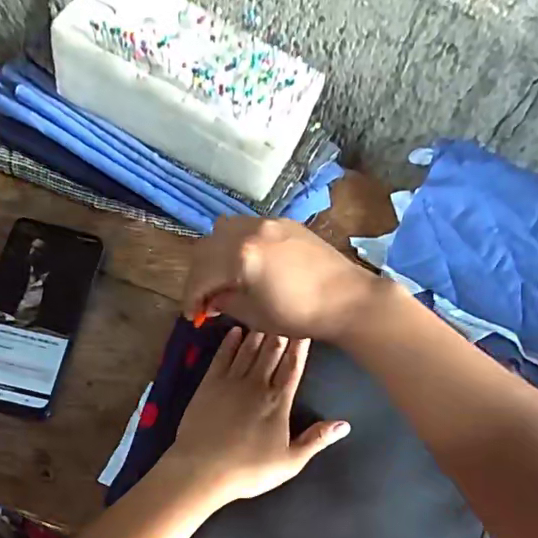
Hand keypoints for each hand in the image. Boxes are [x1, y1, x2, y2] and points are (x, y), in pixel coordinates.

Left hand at [152, 327, 350, 507]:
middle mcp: (256, 385)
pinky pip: (221, 357)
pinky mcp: (207, 385)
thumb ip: (316, 440)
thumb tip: (344, 425)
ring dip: (257, 333)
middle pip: (271, 352)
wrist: (201, 469)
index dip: (300, 347)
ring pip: (247, 350)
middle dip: (280, 333)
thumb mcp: (289, 462)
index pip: (293, 367)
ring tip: (264, 318)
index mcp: (278, 401)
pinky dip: (229, 343)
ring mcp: (230, 382)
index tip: (305, 330)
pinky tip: (235, 332)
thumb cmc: (248, 470)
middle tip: (284, 315)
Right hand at [183, 218, 388, 340]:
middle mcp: (249, 231)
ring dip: (214, 254)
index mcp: (240, 257)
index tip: (191, 315)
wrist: (346, 298)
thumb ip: (225, 302)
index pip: (200, 275)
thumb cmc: (299, 314)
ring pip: (223, 230)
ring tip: (220, 277)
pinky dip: (235, 243)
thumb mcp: (254, 315)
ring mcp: (267, 223)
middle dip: (198, 275)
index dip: (191, 297)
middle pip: (206, 248)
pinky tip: (243, 263)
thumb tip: (212, 299)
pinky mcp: (283, 223)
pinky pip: (246, 227)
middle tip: (203, 299)